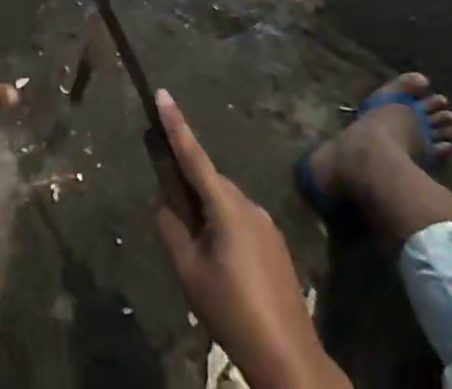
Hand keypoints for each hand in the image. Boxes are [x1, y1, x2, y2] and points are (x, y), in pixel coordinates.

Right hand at [153, 89, 348, 388]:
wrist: (288, 357)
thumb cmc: (231, 310)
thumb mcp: (187, 269)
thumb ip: (170, 226)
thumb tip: (165, 203)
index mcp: (226, 207)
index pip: (193, 156)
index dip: (176, 124)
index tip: (162, 93)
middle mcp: (248, 205)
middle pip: (207, 180)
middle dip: (185, 188)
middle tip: (170, 219)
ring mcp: (265, 224)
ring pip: (222, 201)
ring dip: (203, 212)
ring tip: (195, 254)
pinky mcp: (274, 243)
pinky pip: (237, 219)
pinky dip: (219, 226)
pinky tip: (218, 263)